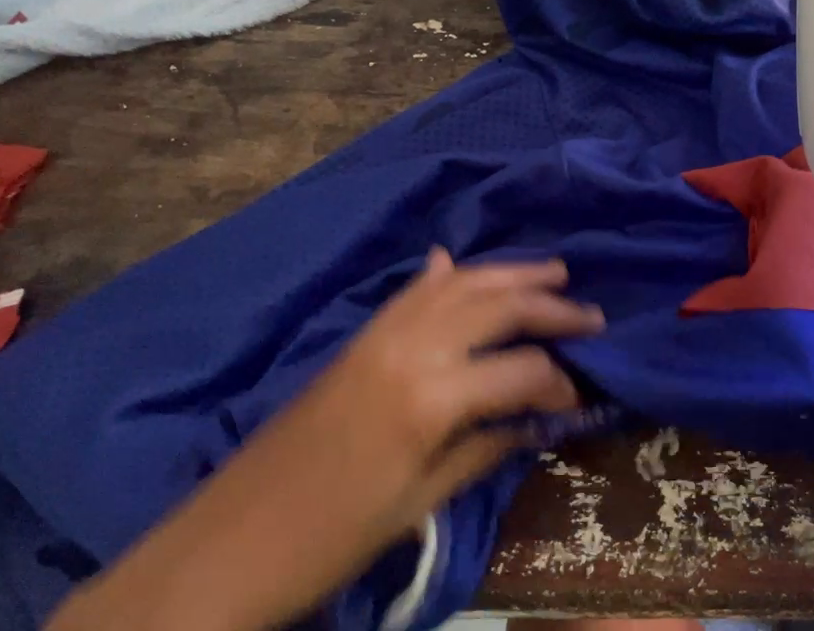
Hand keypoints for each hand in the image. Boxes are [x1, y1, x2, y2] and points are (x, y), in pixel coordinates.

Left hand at [51, 249, 604, 630]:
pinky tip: (453, 261)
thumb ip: (486, 448)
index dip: (560, 383)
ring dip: (509, 275)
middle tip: (592, 315)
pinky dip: (441, 276)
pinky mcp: (355, 342)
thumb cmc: (331, 539)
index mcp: (433, 399)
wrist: (221, 551)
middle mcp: (411, 350)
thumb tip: (541, 421)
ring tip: (553, 273)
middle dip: (552, 308)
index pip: (523, 370)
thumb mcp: (421, 503)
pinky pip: (409, 294)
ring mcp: (379, 338)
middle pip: (498, 308)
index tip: (581, 399)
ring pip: (459, 286)